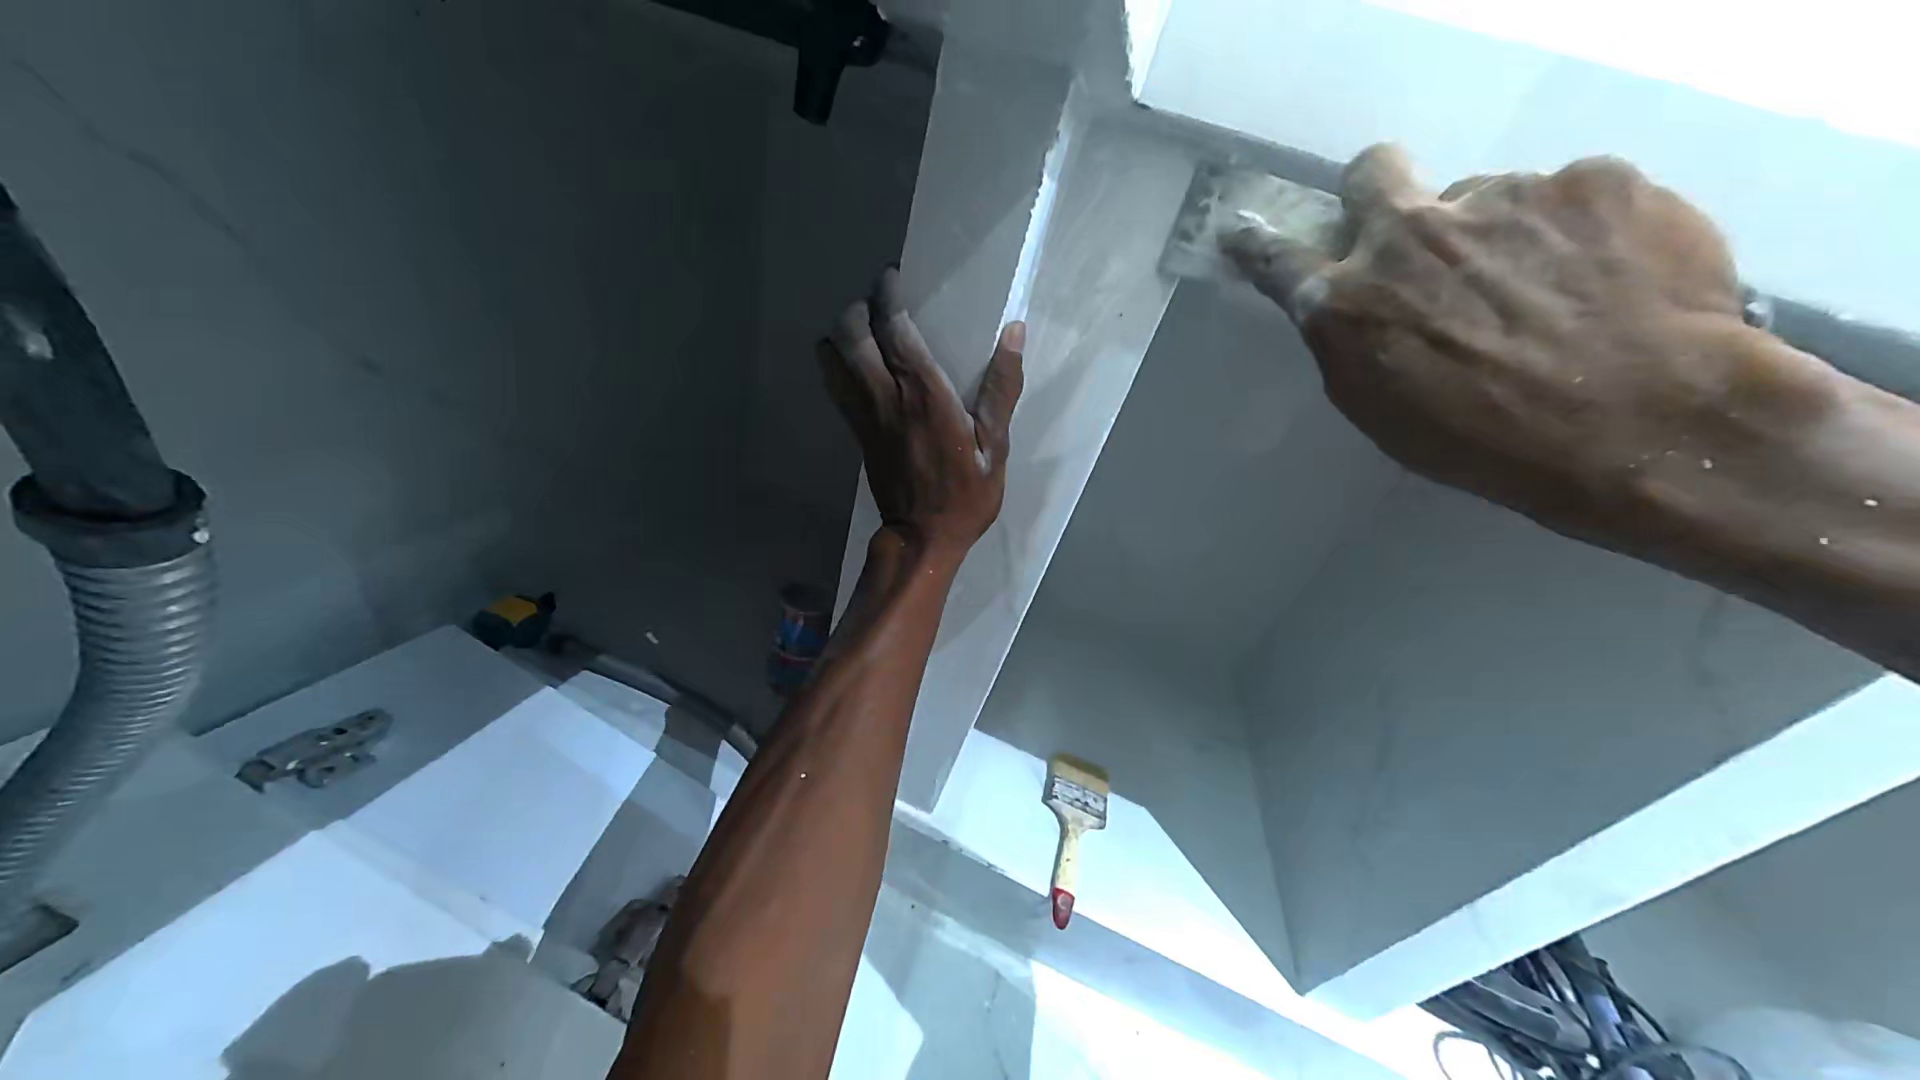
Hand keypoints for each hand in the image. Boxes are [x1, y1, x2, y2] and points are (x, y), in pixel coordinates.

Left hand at [818, 269, 1024, 561]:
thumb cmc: (966, 495)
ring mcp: (864, 416)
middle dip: (858, 308)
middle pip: (851, 335)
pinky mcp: (856, 433)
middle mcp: (886, 397)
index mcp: (924, 395)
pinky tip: (853, 363)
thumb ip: (1002, 388)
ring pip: (833, 359)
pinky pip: (834, 388)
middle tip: (878, 302)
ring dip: (841, 335)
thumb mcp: (996, 446)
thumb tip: (1013, 333)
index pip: (894, 329)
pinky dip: (835, 365)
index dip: (888, 296)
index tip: (894, 278)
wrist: (923, 538)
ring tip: (864, 330)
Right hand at [1223, 144, 1847, 556]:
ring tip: (1546, 297)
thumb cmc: (1483, 442)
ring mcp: (1502, 198)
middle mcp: (1409, 236)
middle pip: (1374, 171)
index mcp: (1348, 303)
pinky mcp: (1593, 180)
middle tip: (1416, 235)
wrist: (1641, 426)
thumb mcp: (1381, 409)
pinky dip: (1574, 234)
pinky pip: (1566, 198)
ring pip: (1484, 200)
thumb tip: (1351, 307)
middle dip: (1380, 192)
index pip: (1278, 259)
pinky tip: (1603, 283)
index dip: (1256, 243)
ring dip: (1495, 236)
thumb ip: (1352, 342)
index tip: (1241, 228)